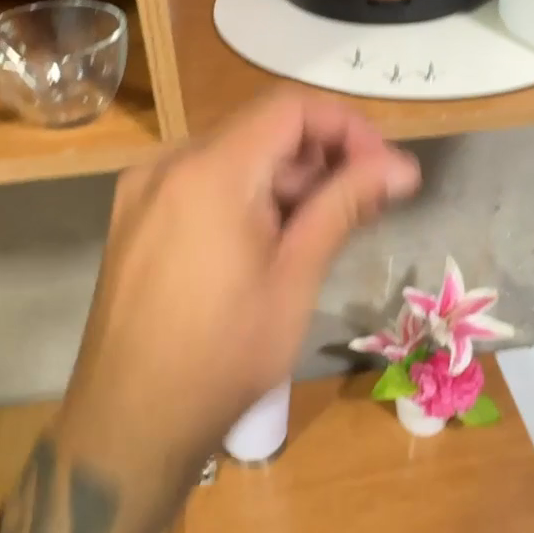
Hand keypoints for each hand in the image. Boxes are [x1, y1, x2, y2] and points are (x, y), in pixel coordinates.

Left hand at [56, 89, 419, 482]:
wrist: (129, 424)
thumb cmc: (223, 355)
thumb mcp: (296, 277)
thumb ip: (346, 205)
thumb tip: (403, 167)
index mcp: (209, 170)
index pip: (291, 108)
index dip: (348, 127)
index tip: (385, 169)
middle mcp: (167, 164)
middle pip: (261, 131)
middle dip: (322, 160)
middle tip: (367, 206)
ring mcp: (143, 192)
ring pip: (233, 159)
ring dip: (288, 182)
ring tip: (326, 230)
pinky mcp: (135, 222)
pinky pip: (202, 187)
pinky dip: (248, 199)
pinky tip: (274, 244)